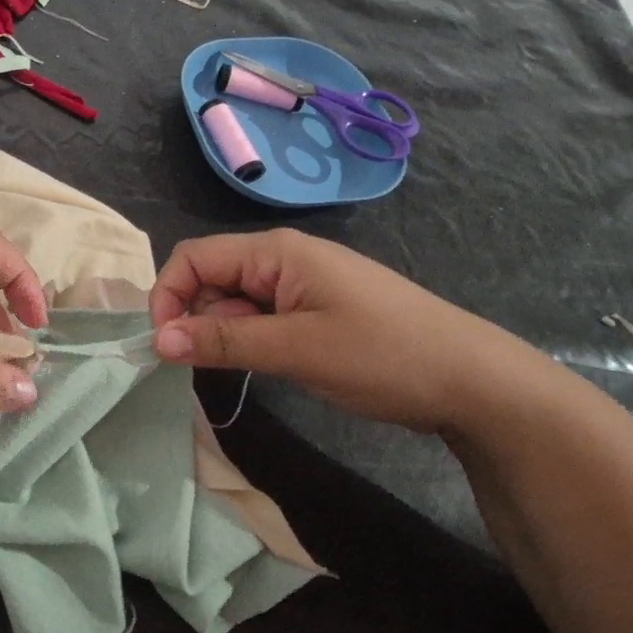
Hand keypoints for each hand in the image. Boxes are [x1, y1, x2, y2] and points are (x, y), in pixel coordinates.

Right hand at [150, 229, 555, 433]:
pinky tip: (264, 365)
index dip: (169, 295)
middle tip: (201, 367)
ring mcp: (304, 282)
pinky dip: (250, 338)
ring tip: (237, 371)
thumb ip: (223, 341)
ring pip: (237, 298)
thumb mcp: (296, 350)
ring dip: (223, 331)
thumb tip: (157, 340)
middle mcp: (284, 257)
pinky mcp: (319, 307)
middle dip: (195, 316)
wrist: (476, 381)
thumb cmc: (383, 356)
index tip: (164, 346)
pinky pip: (264, 314)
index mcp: (275, 251)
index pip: (194, 257)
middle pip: (213, 276)